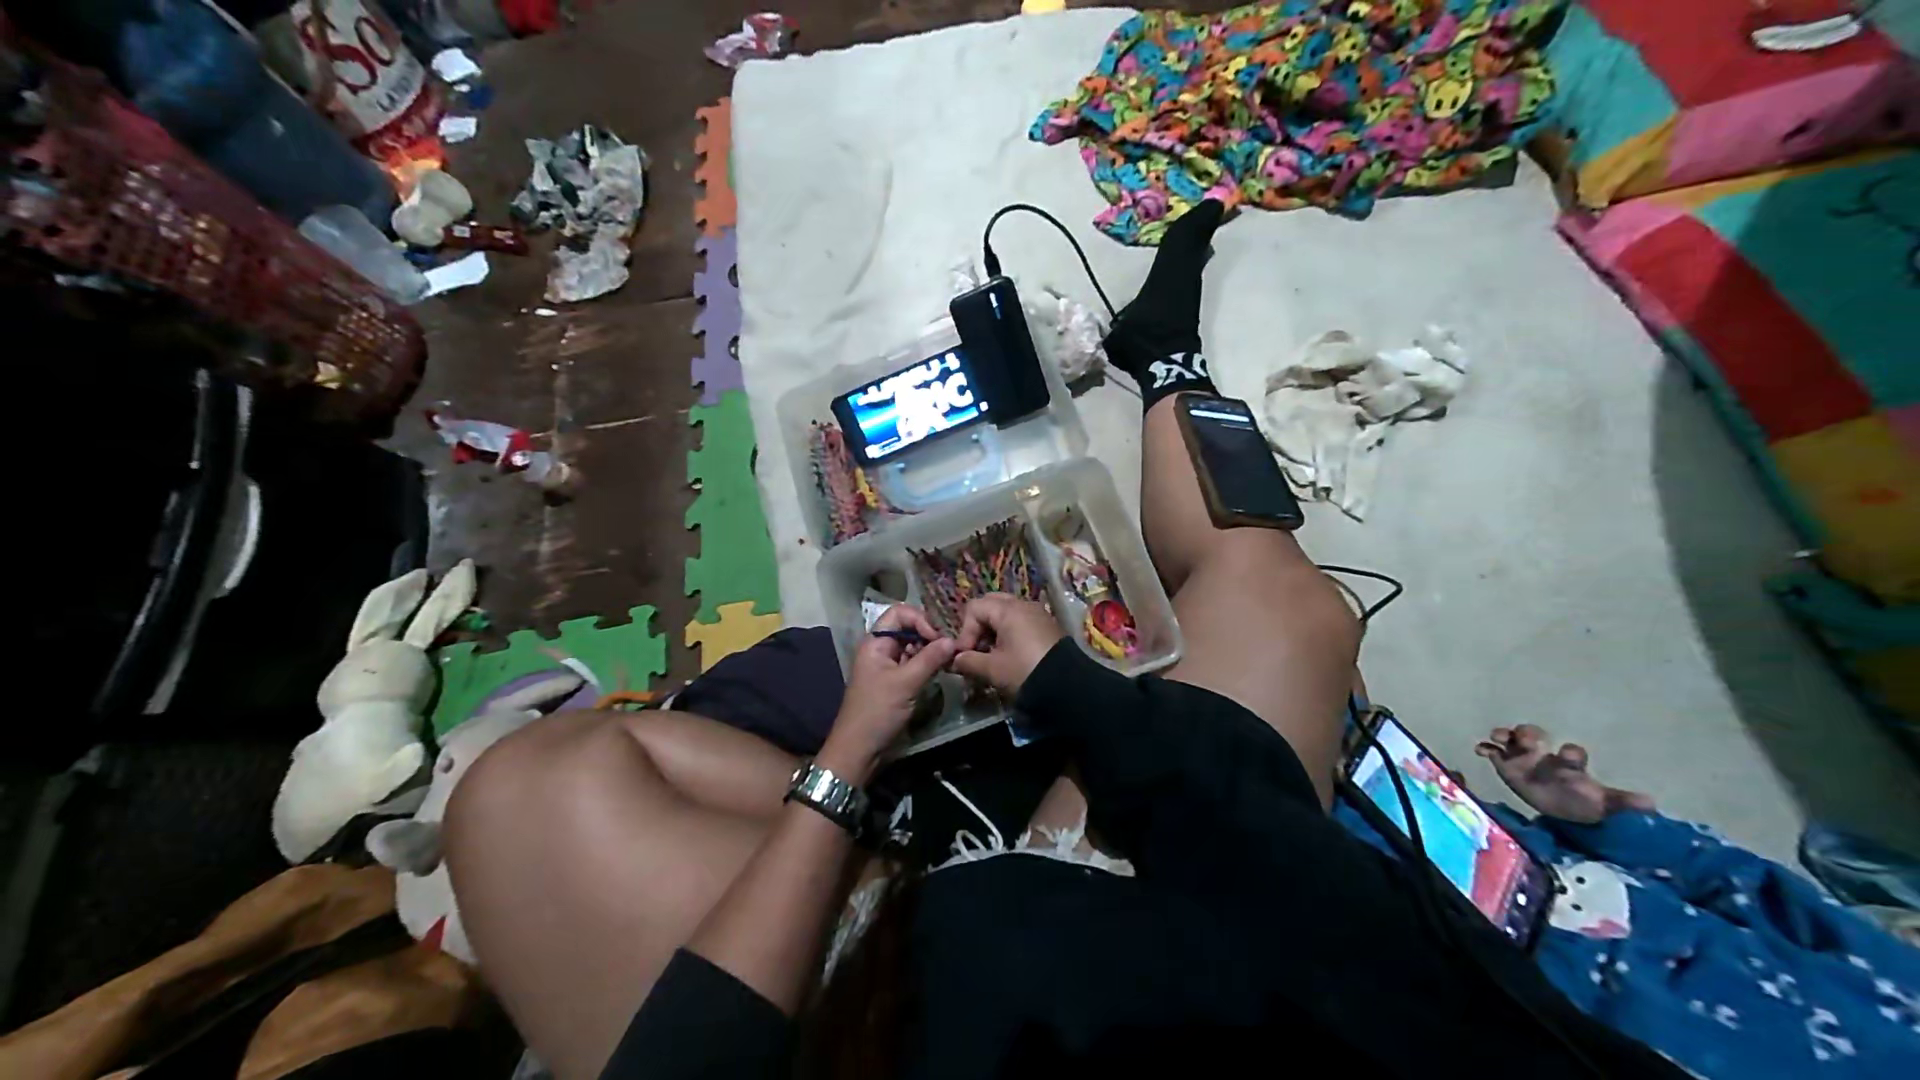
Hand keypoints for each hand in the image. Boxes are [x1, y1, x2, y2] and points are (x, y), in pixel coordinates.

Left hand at [817, 605, 955, 780]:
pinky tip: (943, 669)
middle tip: (951, 647)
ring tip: (951, 658)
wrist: (858, 750)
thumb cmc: (877, 712)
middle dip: (929, 634)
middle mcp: (881, 650)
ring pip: (913, 647)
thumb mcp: (905, 684)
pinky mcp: (896, 683)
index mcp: (875, 643)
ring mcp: (888, 667)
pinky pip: (914, 665)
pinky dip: (928, 664)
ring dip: (931, 650)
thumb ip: (929, 659)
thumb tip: (952, 640)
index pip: (899, 613)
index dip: (919, 619)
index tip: (937, 636)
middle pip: (908, 628)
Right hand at [950, 593, 1064, 697]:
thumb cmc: (1025, 671)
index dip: (965, 631)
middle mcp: (1023, 604)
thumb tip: (956, 660)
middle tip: (978, 649)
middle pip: (991, 604)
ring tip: (992, 655)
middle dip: (979, 626)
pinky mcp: (1047, 626)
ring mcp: (1038, 614)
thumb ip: (969, 662)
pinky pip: (1021, 621)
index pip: (974, 608)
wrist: (1069, 685)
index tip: (967, 654)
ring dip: (994, 631)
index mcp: (1008, 609)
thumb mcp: (993, 669)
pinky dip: (1010, 633)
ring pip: (1006, 613)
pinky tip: (1010, 656)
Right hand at [1474, 724, 1654, 824]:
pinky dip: (1485, 748)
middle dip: (1530, 734)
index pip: (1570, 753)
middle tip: (1526, 740)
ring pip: (1511, 739)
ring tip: (1498, 738)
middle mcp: (1544, 756)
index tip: (1567, 753)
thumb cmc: (1584, 803)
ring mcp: (1522, 758)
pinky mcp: (1506, 764)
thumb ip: (1622, 802)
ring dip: (1505, 735)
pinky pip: (1492, 751)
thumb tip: (1651, 804)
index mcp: (1569, 765)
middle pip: (1535, 736)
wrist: (1564, 808)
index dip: (1569, 753)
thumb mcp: (1604, 805)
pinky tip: (1479, 751)